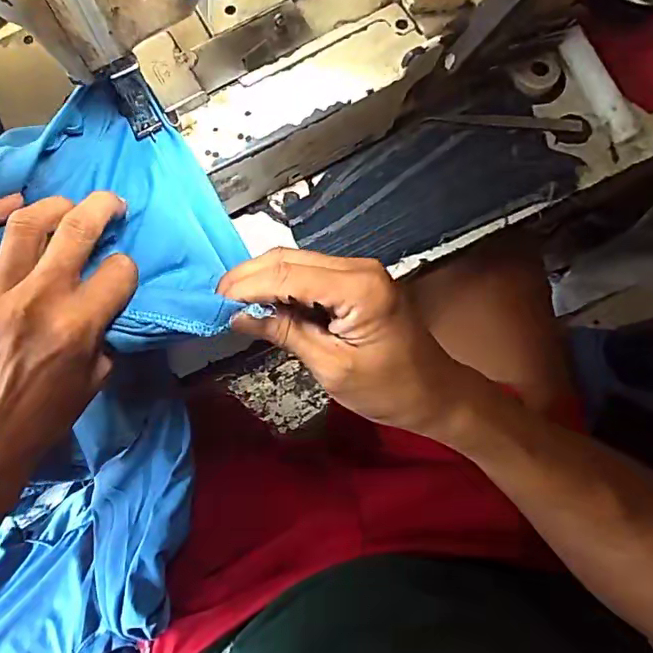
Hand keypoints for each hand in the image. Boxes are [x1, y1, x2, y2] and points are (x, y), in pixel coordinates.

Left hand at [0, 192, 139, 516]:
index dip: (126, 269)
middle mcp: (38, 299)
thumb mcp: (94, 379)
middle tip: (112, 204)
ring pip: (26, 222)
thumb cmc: (43, 416)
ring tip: (66, 207)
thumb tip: (106, 296)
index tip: (120, 274)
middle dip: (103, 207)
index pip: (119, 271)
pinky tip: (10, 206)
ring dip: (54, 204)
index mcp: (77, 327)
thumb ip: (104, 332)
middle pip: (77, 228)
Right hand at [218, 249, 486, 439]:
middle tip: (217, 300)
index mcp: (358, 288)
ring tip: (232, 302)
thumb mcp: (331, 367)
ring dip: (262, 279)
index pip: (288, 274)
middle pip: (288, 258)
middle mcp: (357, 267)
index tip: (216, 300)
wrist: (435, 394)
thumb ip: (285, 333)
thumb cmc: (389, 389)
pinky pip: (307, 274)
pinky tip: (261, 301)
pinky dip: (280, 286)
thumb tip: (239, 317)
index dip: (248, 285)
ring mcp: (357, 271)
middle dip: (249, 276)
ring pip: (295, 261)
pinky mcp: (353, 280)